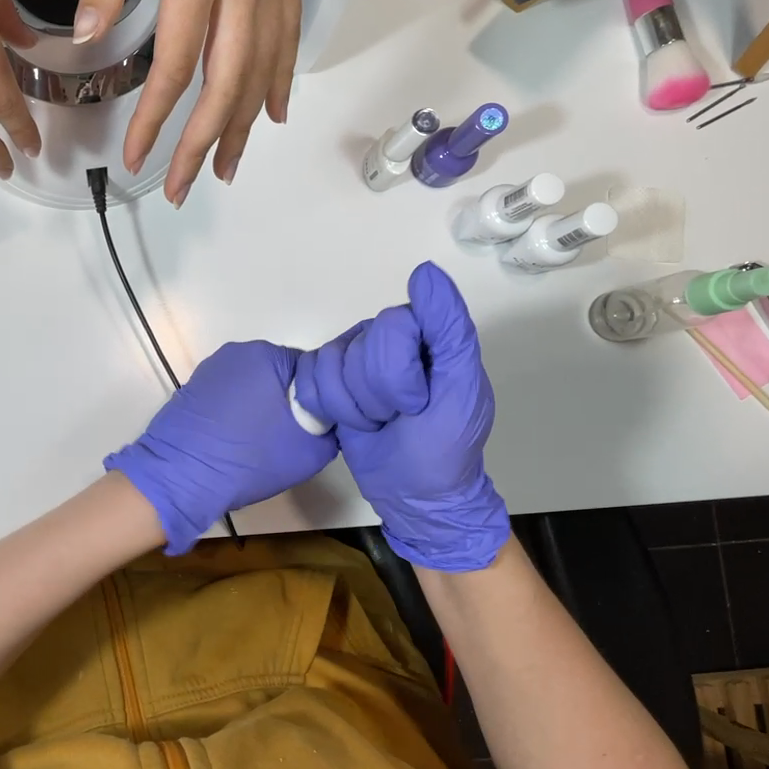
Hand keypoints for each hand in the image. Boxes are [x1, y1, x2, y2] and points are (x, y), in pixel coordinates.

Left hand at [77, 0, 300, 205]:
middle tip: (182, 188)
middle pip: (225, 86)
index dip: (153, 121)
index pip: (175, 66)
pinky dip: (279, 83)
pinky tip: (269, 115)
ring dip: (240, 129)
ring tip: (223, 170)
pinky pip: (288, 39)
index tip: (135, 157)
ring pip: (261, 72)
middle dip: (201, 145)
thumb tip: (86, 39)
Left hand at [106, 341, 336, 554]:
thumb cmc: (249, 458)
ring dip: (260, 409)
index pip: (311, 371)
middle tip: (289, 438)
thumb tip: (327, 417)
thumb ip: (332, 425)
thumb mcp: (311, 450)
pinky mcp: (190, 390)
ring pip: (253, 387)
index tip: (316, 427)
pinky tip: (234, 442)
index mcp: (266, 354)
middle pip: (280, 376)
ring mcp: (209, 371)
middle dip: (288, 403)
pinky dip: (236, 415)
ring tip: (259, 444)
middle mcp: (236, 352)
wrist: (179, 478)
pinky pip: (227, 397)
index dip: (318, 401)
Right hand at [293, 263, 510, 571]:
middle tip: (396, 416)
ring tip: (376, 423)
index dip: (397, 372)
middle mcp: (387, 340)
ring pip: (329, 363)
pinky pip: (308, 377)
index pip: (392, 327)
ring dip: (351, 407)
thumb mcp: (460, 392)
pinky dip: (326, 409)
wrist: (412, 496)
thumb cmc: (444, 449)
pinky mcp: (329, 384)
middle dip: (374, 393)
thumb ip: (449, 331)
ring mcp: (354, 361)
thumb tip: (425, 272)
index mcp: (425, 335)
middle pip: (357, 346)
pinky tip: (348, 424)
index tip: (419, 402)